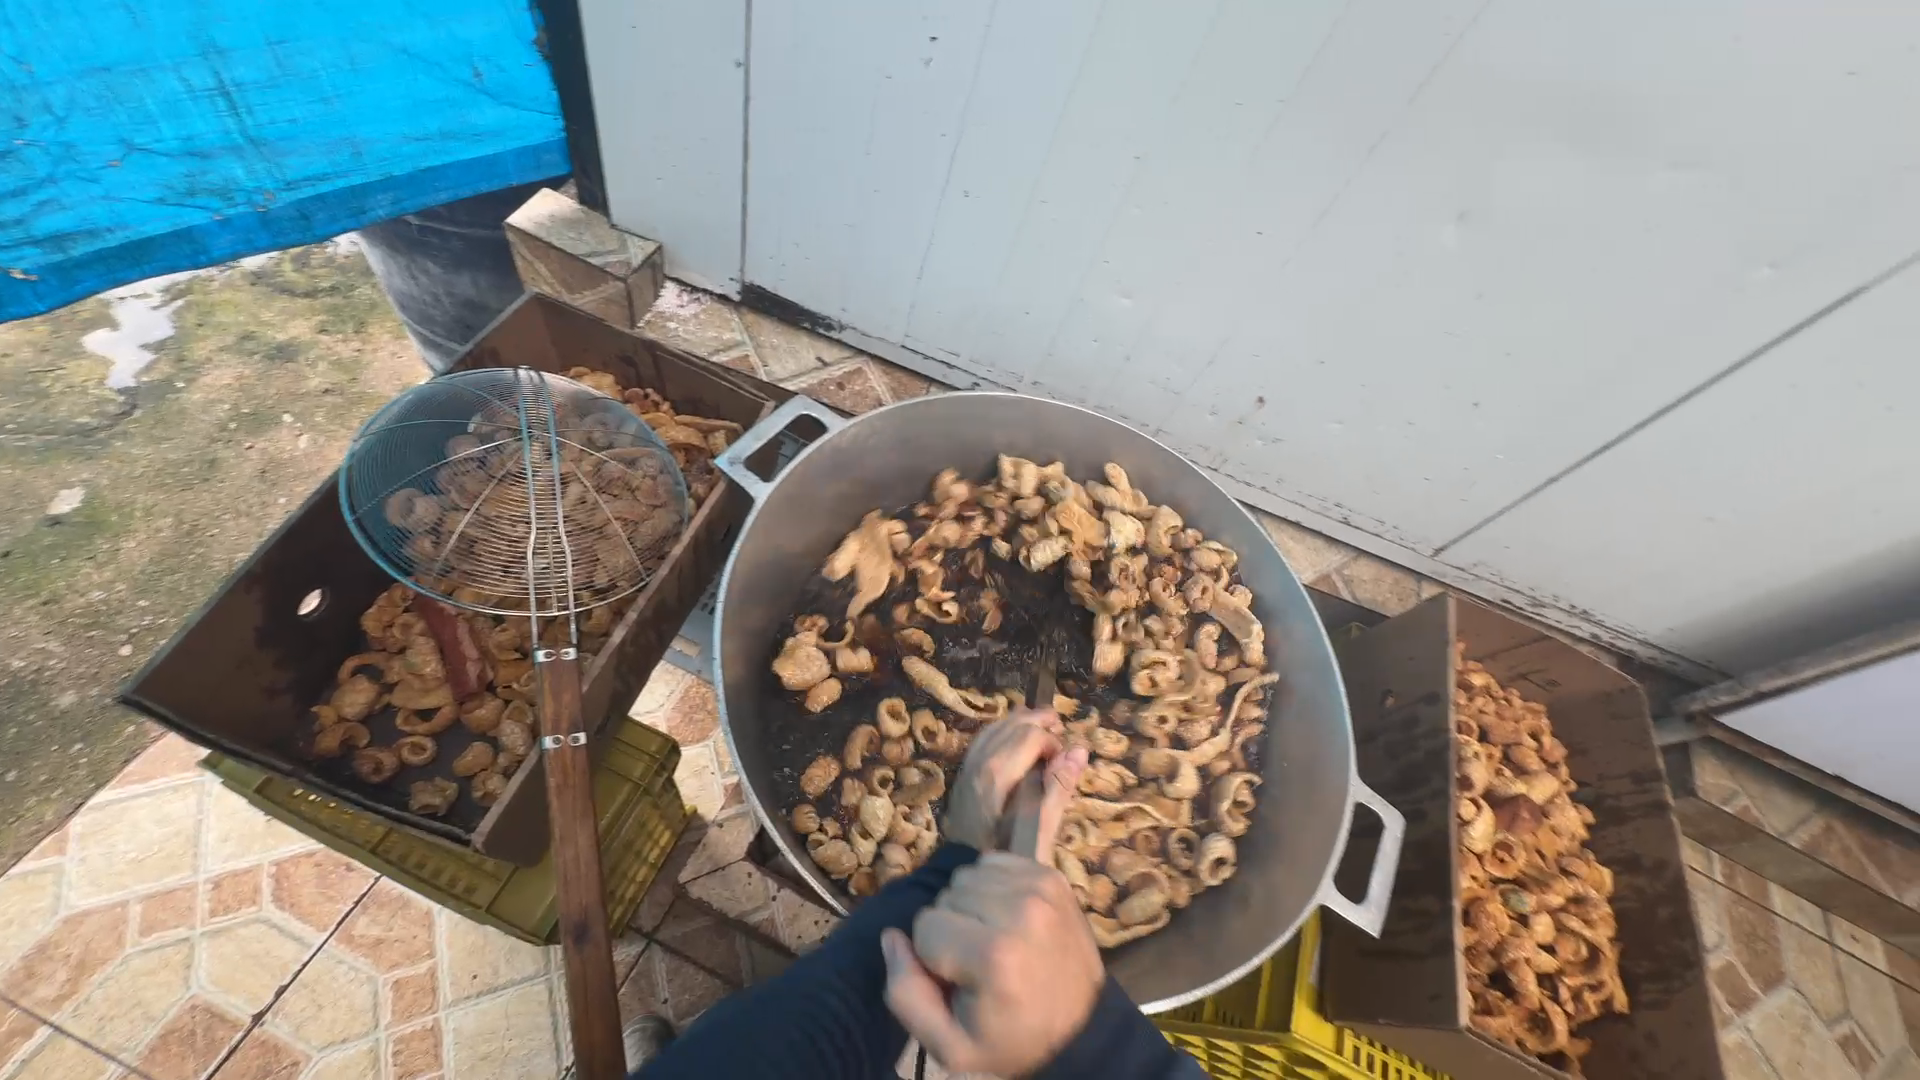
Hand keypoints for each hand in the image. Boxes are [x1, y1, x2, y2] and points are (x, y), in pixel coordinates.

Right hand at [883, 713, 1099, 1075]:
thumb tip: (891, 936)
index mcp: (995, 955)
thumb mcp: (950, 1046)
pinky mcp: (1051, 873)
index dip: (932, 957)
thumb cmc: (1010, 1038)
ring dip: (970, 903)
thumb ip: (905, 993)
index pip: (924, 926)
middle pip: (947, 894)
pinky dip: (991, 885)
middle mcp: (1020, 910)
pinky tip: (1006, 914)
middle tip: (976, 960)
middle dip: (951, 926)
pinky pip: (993, 861)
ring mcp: (1039, 887)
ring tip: (991, 935)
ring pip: (968, 874)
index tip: (960, 980)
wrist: (1080, 1029)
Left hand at [941, 708, 1083, 851]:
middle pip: (1012, 726)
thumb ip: (1058, 788)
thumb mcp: (1038, 829)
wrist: (962, 876)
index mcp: (997, 773)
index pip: (1030, 736)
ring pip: (995, 728)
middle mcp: (979, 762)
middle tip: (1058, 725)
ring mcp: (967, 766)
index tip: (1063, 760)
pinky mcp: (962, 774)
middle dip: (1037, 722)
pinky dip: (1002, 731)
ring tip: (1041, 723)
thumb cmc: (1005, 856)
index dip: (1052, 742)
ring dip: (1019, 722)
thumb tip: (1079, 751)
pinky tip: (1013, 736)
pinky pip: (983, 739)